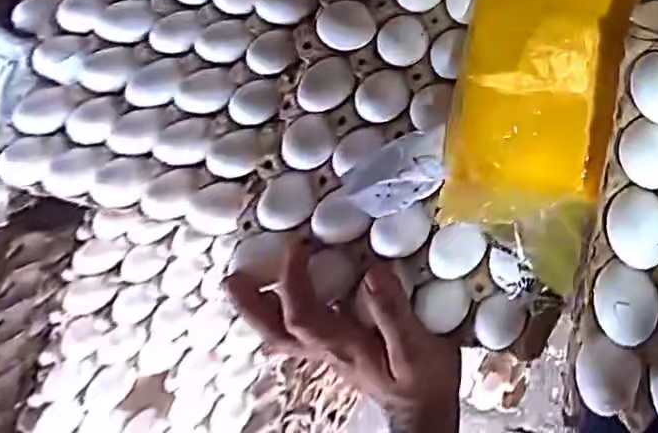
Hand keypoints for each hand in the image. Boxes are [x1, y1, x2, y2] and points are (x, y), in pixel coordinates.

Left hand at [225, 243, 459, 432]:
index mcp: (344, 346)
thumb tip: (372, 272)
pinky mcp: (342, 350)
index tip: (299, 244)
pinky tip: (287, 304)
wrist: (424, 413)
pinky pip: (302, 333)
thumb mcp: (414, 346)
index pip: (303, 314)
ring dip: (262, 311)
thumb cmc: (423, 380)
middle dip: (253, 305)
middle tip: (233, 279)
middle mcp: (330, 350)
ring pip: (284, 335)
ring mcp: (332, 353)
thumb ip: (393, 312)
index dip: (293, 279)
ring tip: (249, 284)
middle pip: (278, 331)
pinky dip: (285, 317)